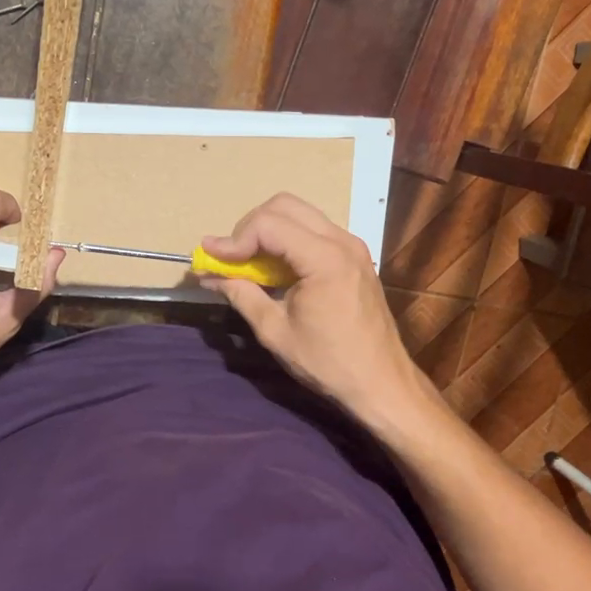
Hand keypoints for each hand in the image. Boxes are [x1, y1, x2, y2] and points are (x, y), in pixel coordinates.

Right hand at [201, 194, 442, 435]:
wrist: (382, 384)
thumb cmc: (328, 363)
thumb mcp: (274, 330)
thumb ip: (240, 294)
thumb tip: (207, 275)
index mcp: (325, 259)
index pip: (268, 224)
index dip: (234, 239)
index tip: (211, 260)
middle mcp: (342, 241)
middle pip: (284, 206)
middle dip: (250, 227)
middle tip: (231, 258)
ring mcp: (352, 246)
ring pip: (299, 214)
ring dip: (268, 231)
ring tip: (248, 262)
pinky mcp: (354, 257)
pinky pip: (313, 230)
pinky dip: (287, 239)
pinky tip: (274, 268)